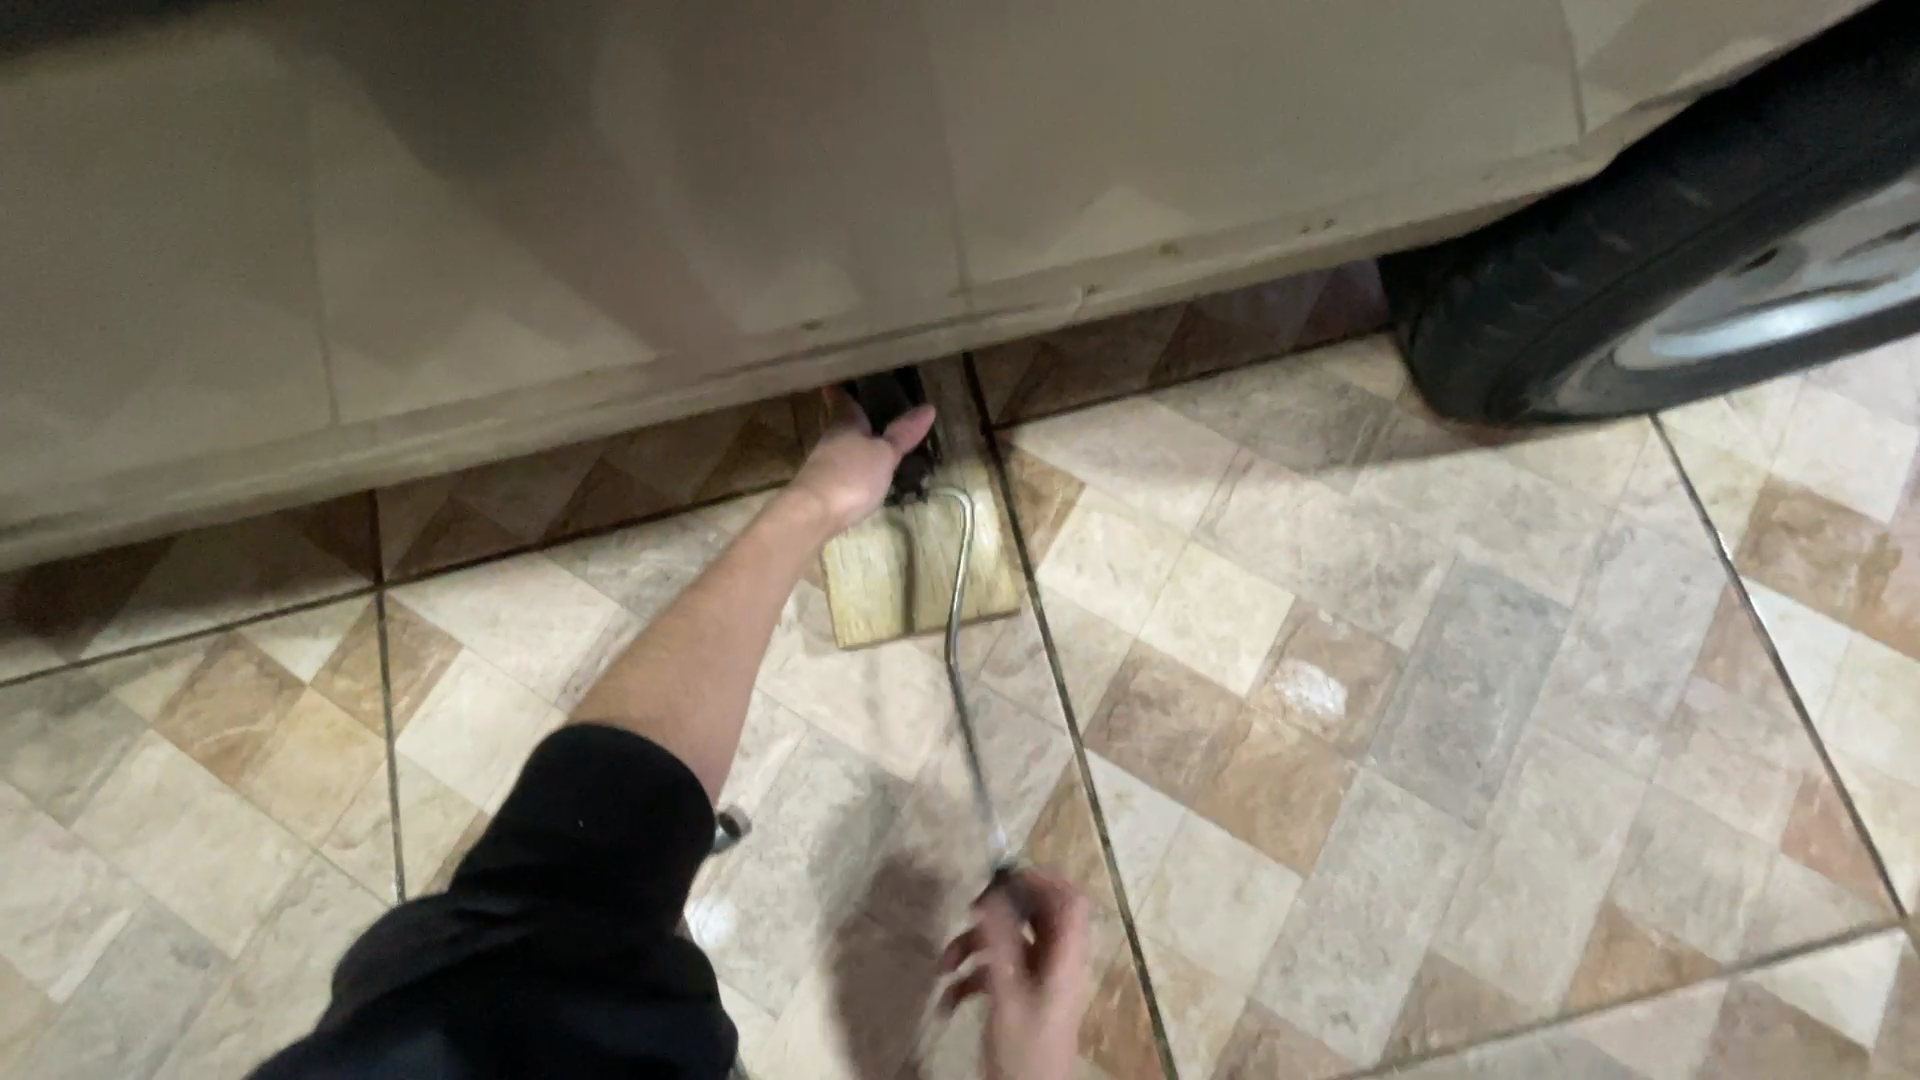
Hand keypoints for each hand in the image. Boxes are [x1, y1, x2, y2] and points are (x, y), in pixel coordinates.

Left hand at [784, 387, 936, 534]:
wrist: (814, 513)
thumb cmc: (851, 475)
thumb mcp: (884, 454)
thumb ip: (902, 434)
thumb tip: (928, 407)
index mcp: (844, 423)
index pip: (840, 398)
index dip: (840, 388)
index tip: (838, 376)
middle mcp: (830, 438)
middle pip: (836, 419)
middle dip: (845, 412)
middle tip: (857, 402)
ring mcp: (823, 464)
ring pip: (837, 444)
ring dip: (849, 440)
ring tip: (866, 436)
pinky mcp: (822, 487)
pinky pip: (838, 467)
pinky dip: (848, 464)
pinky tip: (858, 469)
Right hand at [938, 869, 1091, 1079]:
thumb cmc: (1024, 1053)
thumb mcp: (1007, 994)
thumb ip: (1000, 942)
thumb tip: (992, 894)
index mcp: (1066, 958)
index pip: (1071, 900)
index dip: (1045, 880)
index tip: (1008, 874)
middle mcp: (1056, 963)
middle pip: (1035, 916)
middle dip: (998, 911)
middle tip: (971, 910)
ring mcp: (1038, 981)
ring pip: (1009, 942)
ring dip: (974, 947)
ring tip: (945, 965)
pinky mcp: (1020, 999)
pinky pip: (996, 971)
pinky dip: (971, 978)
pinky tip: (948, 1000)